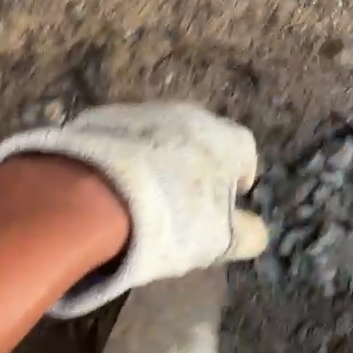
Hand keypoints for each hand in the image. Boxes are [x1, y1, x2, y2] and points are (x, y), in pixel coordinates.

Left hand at [0, 103, 269, 316]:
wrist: (96, 194)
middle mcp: (190, 114)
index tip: (226, 202)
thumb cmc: (173, 220)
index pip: (245, 153)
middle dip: (195, 165)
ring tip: (141, 195)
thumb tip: (256, 231)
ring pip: (158, 135)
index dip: (237, 178)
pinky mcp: (101, 116)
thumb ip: (247, 235)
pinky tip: (107, 186)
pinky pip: (120, 137)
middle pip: (201, 139)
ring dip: (156, 158)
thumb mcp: (221, 242)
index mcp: (227, 139)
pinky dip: (121, 156)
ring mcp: (143, 110)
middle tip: (181, 202)